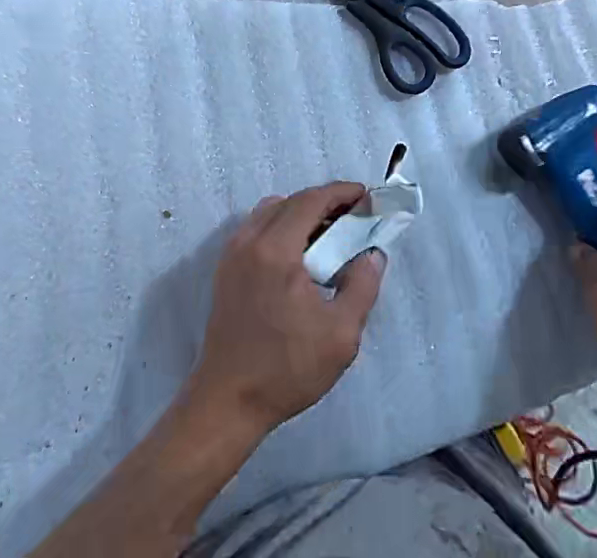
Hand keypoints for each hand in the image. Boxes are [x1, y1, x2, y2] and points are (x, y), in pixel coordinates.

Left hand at [188, 182, 387, 434]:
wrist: (226, 404)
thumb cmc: (286, 369)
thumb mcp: (341, 333)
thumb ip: (363, 286)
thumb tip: (371, 255)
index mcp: (276, 252)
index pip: (311, 200)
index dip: (341, 191)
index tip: (366, 197)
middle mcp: (249, 243)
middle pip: (291, 201)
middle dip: (326, 201)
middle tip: (354, 216)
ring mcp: (232, 256)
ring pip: (271, 212)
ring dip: (302, 212)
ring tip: (329, 235)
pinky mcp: (225, 271)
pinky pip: (257, 229)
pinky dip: (282, 226)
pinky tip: (301, 255)